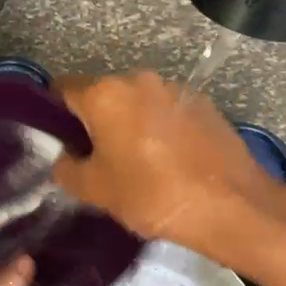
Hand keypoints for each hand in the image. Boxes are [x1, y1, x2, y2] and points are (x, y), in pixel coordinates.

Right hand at [52, 71, 285, 273]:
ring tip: (135, 161)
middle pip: (102, 94)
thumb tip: (65, 157)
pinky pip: (166, 111)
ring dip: (129, 123)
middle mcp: (137, 79)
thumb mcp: (95, 190)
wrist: (232, 206)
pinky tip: (169, 160)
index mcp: (104, 94)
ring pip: (136, 102)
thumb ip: (66, 168)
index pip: (62, 89)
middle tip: (94, 157)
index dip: (54, 112)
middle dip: (94, 120)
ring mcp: (174, 88)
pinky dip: (160, 128)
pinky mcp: (203, 103)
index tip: (57, 139)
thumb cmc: (152, 194)